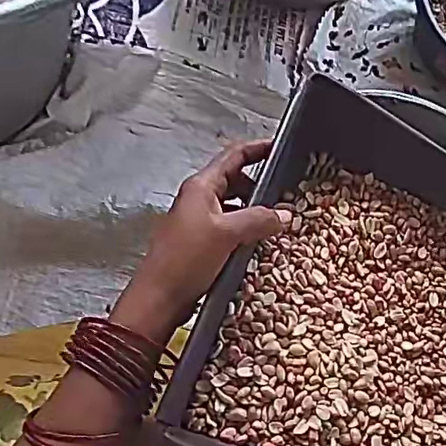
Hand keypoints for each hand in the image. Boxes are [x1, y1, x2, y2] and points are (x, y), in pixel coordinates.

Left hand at [113, 140, 291, 342]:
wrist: (160, 298)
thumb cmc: (186, 260)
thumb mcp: (227, 234)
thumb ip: (258, 220)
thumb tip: (285, 215)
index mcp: (201, 187)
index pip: (233, 156)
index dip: (257, 149)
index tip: (279, 147)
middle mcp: (199, 200)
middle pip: (235, 182)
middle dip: (260, 187)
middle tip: (284, 196)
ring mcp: (199, 223)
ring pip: (234, 208)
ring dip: (254, 213)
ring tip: (276, 223)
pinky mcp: (202, 245)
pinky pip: (230, 230)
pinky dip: (246, 232)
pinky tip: (259, 245)